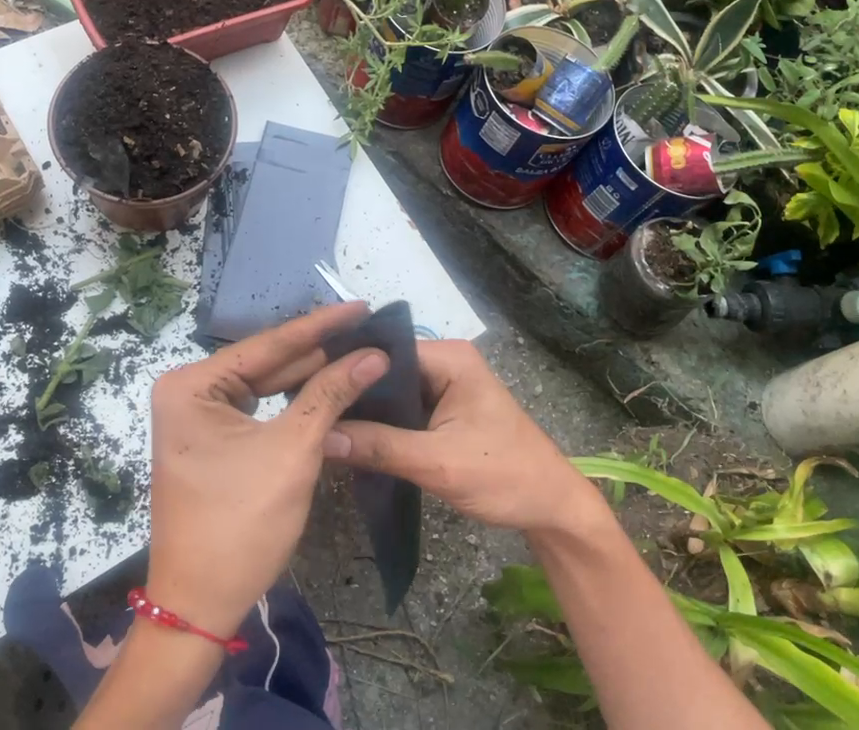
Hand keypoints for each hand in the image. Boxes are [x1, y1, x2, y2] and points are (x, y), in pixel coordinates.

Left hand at [146, 302, 387, 637]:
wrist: (201, 604)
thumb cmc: (241, 523)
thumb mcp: (292, 452)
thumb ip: (330, 394)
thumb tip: (374, 354)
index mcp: (191, 385)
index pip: (268, 346)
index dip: (321, 326)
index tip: (362, 306)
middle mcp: (187, 393)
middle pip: (265, 364)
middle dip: (318, 352)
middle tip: (369, 331)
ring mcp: (196, 419)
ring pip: (264, 388)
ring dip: (309, 377)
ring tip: (358, 352)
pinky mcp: (210, 442)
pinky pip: (257, 411)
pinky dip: (292, 405)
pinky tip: (327, 387)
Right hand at [324, 340, 600, 534]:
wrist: (551, 507)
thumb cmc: (505, 476)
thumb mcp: (438, 464)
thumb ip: (380, 447)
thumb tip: (321, 438)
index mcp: (450, 358)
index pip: (383, 351)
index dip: (346, 369)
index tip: (306, 391)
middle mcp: (445, 362)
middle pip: (384, 370)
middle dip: (350, 393)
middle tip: (307, 414)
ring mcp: (445, 386)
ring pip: (390, 393)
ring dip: (364, 412)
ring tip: (319, 426)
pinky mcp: (443, 411)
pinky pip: (402, 411)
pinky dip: (380, 426)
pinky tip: (349, 440)